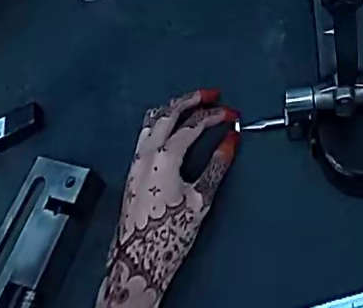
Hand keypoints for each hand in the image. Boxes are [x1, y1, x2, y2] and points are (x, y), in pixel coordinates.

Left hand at [96, 89, 239, 307]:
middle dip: (193, 99)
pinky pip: (145, 132)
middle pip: (170, 111)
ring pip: (154, 119)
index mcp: (165, 156)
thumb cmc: (166, 238)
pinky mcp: (132, 172)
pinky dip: (161, 120)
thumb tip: (230, 141)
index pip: (195, 124)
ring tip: (191, 103)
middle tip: (211, 95)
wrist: (137, 267)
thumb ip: (217, 165)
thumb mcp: (201, 200)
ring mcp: (136, 162)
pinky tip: (169, 127)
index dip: (216, 115)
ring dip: (174, 107)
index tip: (231, 115)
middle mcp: (147, 154)